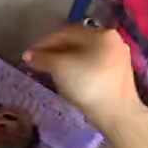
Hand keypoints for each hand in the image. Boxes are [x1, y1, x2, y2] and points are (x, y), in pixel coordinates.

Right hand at [24, 25, 143, 132]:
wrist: (117, 113)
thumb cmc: (88, 85)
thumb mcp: (60, 68)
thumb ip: (42, 58)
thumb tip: (28, 56)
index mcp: (101, 33)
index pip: (66, 33)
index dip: (44, 43)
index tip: (29, 55)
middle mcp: (112, 40)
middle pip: (77, 42)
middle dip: (55, 52)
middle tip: (38, 63)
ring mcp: (118, 58)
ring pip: (85, 55)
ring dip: (66, 61)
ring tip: (51, 71)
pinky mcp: (119, 75)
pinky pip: (93, 66)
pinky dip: (78, 69)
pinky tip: (69, 78)